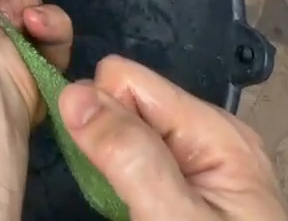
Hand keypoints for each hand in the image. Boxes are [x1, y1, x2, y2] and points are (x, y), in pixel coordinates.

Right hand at [59, 56, 287, 220]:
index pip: (124, 79)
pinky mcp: (185, 185)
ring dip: (108, 159)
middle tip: (114, 193)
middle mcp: (208, 134)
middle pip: (123, 100)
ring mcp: (198, 161)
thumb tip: (71, 92)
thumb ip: (128, 155)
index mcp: (215, 131)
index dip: (101, 114)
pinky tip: (128, 208)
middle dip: (103, 135)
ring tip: (120, 205)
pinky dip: (118, 177)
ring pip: (122, 127)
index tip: (101, 163)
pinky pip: (132, 155)